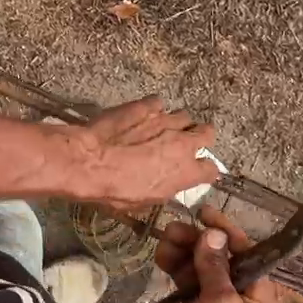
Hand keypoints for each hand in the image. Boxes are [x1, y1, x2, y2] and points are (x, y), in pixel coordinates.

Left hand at [70, 97, 221, 206]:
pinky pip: (157, 103)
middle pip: (207, 133)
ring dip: (175, 123)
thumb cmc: (115, 189)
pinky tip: (141, 114)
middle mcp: (183, 143)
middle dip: (198, 137)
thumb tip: (166, 182)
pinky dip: (152, 108)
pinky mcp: (146, 105)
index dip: (203, 169)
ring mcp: (165, 121)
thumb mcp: (146, 200)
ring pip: (184, 116)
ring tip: (160, 128)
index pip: (211, 169)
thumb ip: (165, 187)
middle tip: (182, 142)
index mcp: (186, 172)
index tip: (194, 170)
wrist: (90, 161)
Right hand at [155, 209, 284, 302]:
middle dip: (197, 242)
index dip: (226, 231)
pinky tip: (161, 261)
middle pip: (220, 257)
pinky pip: (188, 282)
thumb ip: (216, 268)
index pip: (247, 252)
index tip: (203, 214)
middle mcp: (242, 296)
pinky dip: (176, 269)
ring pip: (201, 267)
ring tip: (162, 246)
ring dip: (182, 253)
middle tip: (172, 231)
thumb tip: (213, 234)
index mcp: (260, 295)